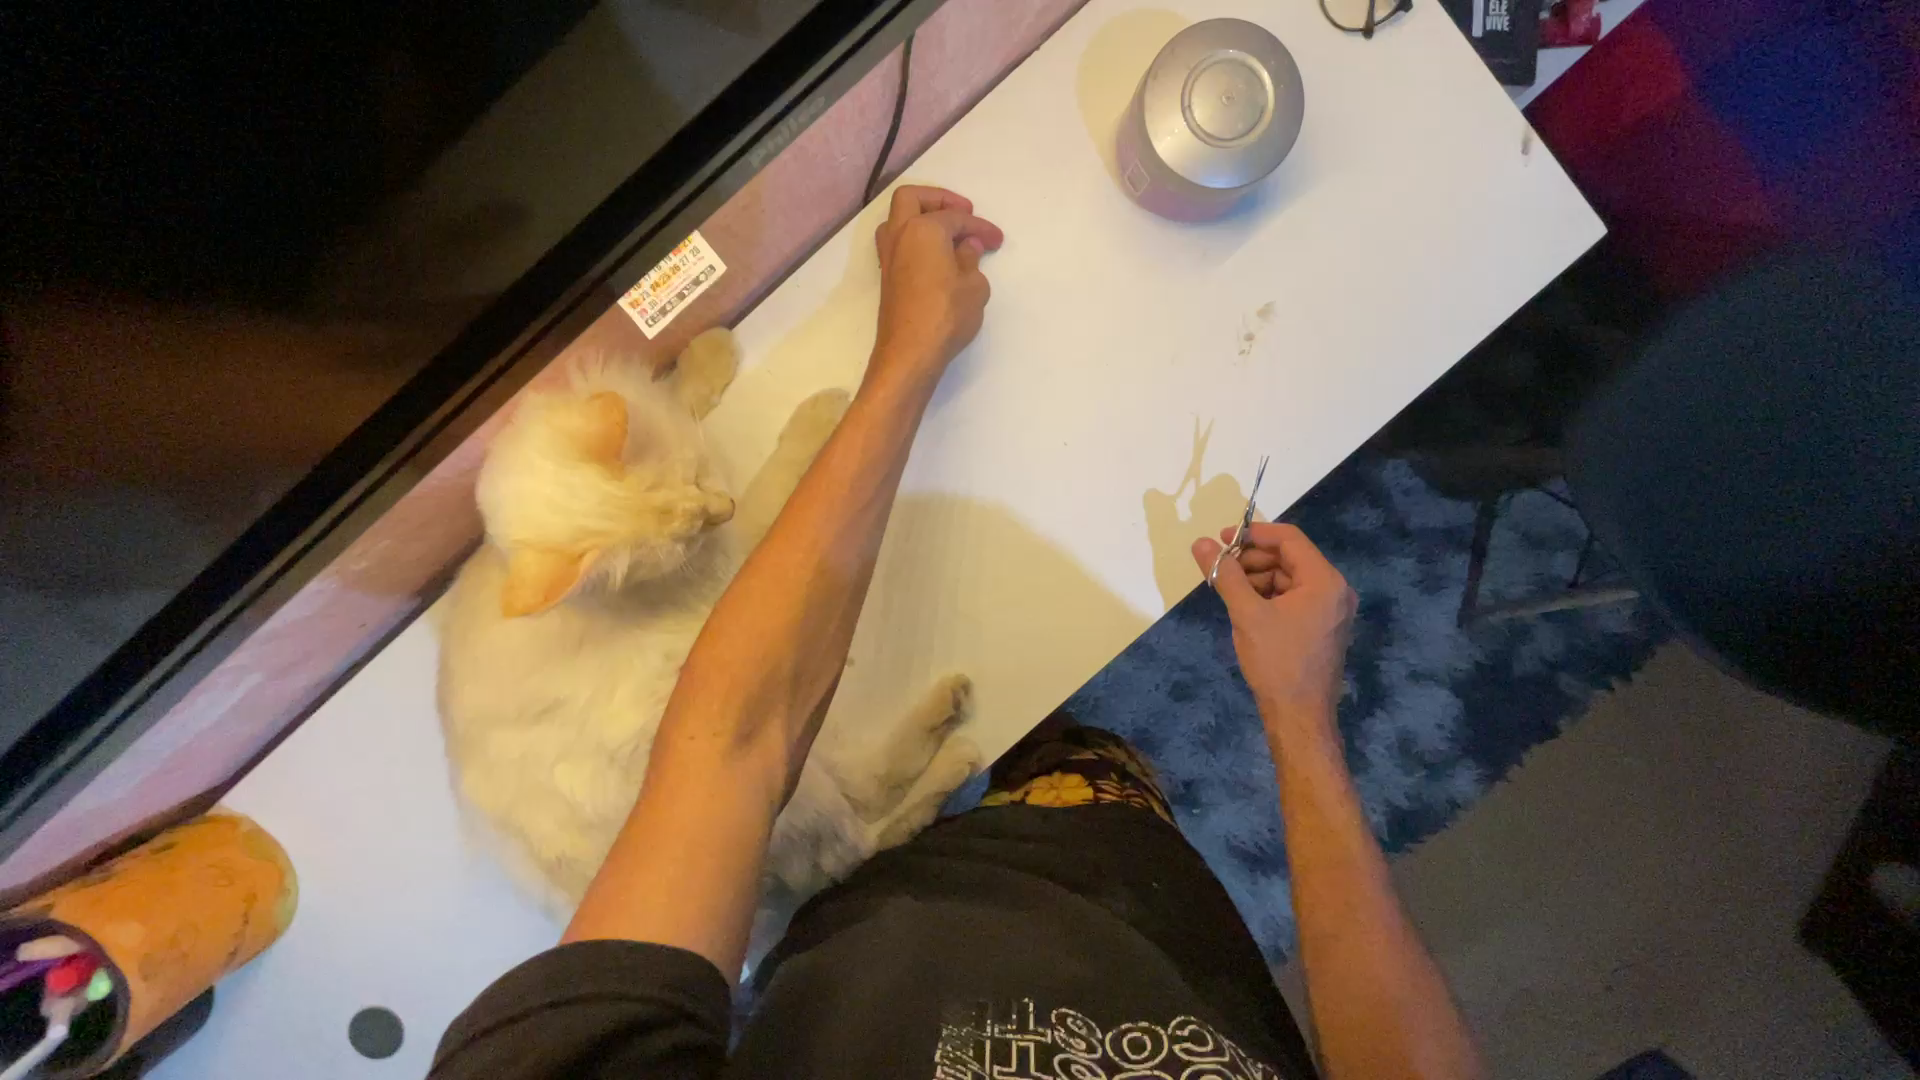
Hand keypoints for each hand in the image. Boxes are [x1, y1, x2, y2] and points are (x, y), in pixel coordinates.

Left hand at [868, 185, 1003, 390]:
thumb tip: (966, 247)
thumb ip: (971, 260)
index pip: (955, 218)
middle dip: (938, 199)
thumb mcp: (974, 286)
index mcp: (923, 229)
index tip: (996, 240)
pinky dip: (914, 240)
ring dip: (919, 217)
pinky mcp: (887, 279)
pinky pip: (898, 244)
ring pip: (897, 220)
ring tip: (945, 233)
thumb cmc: (946, 316)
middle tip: (962, 212)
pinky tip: (934, 255)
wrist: (910, 353)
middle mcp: (900, 235)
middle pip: (911, 198)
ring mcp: (888, 258)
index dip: (979, 227)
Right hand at [1190, 524, 1357, 729]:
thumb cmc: (1276, 661)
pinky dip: (1268, 595)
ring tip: (1228, 589)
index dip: (1254, 534)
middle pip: (1289, 557)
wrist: (1299, 715)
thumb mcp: (1246, 613)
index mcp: (1324, 581)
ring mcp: (1330, 609)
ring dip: (1257, 577)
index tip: (1222, 539)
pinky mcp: (1321, 626)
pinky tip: (1245, 606)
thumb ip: (1225, 574)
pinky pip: (1293, 597)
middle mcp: (1334, 589)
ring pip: (1288, 577)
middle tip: (1220, 568)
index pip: (1289, 538)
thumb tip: (1201, 543)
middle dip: (1252, 558)